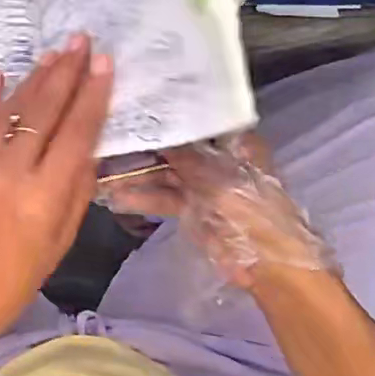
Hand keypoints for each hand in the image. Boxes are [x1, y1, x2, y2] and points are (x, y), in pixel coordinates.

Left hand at [0, 34, 113, 348]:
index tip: (104, 64)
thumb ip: (77, 187)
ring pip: (12, 108)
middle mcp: (10, 171)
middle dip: (66, 72)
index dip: (93, 95)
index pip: (76, 132)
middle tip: (80, 41)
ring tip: (53, 53)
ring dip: (34, 77)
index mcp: (44, 196)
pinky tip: (2, 74)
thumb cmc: (17, 276)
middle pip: (44, 110)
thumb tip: (89, 143)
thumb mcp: (61, 239)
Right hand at [103, 134, 335, 286]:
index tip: (139, 108)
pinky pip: (165, 197)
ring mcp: (205, 185)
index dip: (170, 116)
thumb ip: (185, 156)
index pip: (198, 121)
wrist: (269, 267)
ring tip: (106, 170)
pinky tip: (118, 195)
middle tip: (112, 138)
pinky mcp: (194, 209)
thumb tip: (156, 132)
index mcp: (237, 144)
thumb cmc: (252, 214)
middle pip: (177, 148)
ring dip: (139, 174)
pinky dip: (144, 197)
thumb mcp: (217, 179)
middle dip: (146, 147)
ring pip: (167, 173)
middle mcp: (219, 159)